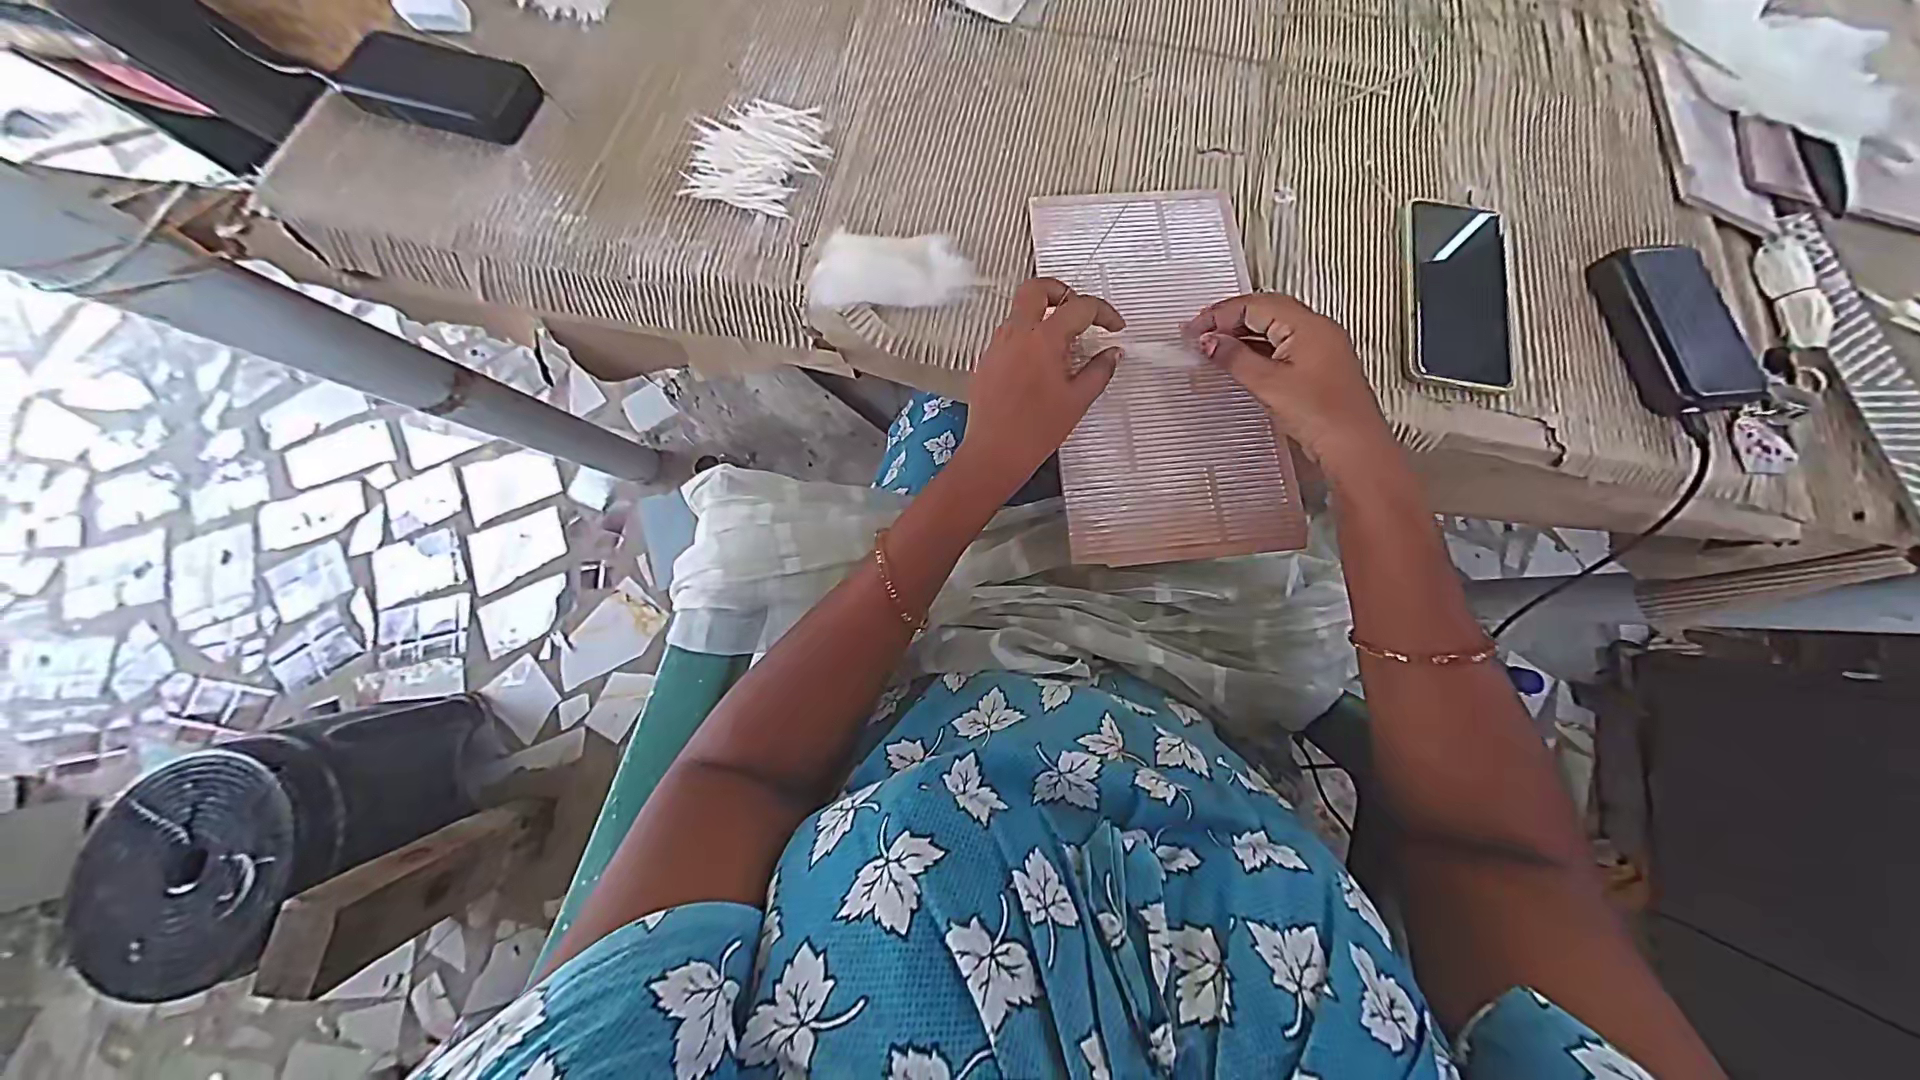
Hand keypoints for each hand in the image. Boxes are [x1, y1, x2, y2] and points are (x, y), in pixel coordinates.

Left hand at [957, 277, 1123, 495]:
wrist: (995, 452)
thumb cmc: (1033, 431)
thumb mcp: (1077, 400)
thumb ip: (1099, 370)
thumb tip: (1111, 354)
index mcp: (1042, 340)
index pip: (1080, 307)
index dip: (1103, 312)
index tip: (1113, 326)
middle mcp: (1015, 336)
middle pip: (1036, 288)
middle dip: (1062, 291)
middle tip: (1078, 309)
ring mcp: (996, 347)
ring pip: (1019, 312)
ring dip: (1042, 316)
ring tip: (1061, 343)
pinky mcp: (985, 362)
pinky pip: (1007, 337)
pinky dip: (1026, 338)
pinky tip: (1038, 364)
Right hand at [1185, 293, 1396, 470]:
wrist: (1352, 445)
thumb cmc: (1324, 414)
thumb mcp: (1268, 383)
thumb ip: (1234, 358)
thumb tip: (1211, 342)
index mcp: (1308, 325)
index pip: (1254, 305)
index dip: (1219, 314)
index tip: (1194, 329)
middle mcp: (1317, 330)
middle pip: (1264, 310)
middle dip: (1228, 318)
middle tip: (1199, 332)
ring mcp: (1318, 348)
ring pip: (1272, 328)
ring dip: (1240, 334)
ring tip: (1212, 347)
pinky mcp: (1315, 367)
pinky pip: (1280, 346)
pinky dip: (1254, 349)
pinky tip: (1238, 362)